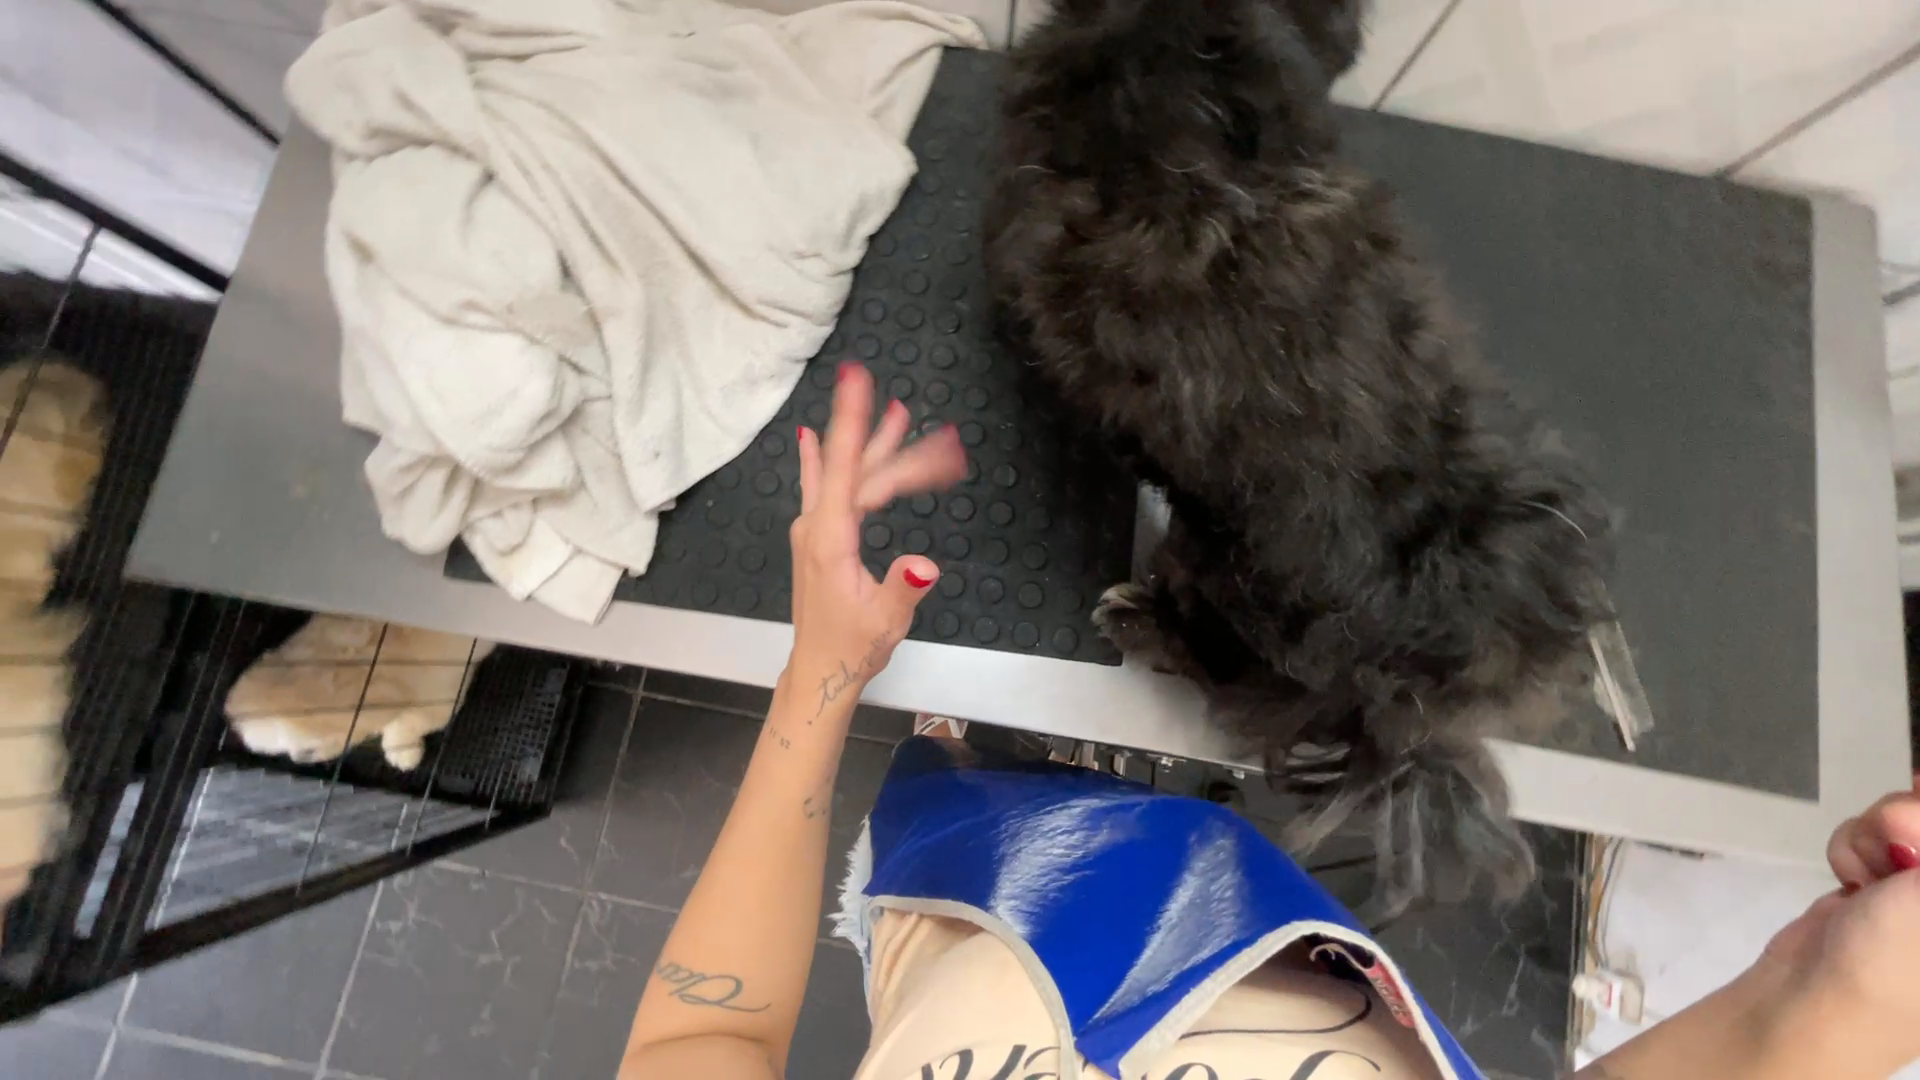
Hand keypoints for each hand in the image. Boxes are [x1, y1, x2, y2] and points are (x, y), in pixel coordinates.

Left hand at [780, 362, 965, 717]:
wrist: (819, 668)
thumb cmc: (853, 646)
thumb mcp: (886, 621)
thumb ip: (904, 587)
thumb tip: (926, 563)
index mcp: (832, 539)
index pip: (844, 468)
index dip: (853, 421)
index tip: (856, 380)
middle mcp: (817, 525)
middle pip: (855, 469)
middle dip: (888, 440)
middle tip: (916, 409)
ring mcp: (813, 530)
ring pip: (843, 476)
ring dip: (869, 445)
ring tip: (896, 412)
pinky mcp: (817, 538)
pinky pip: (822, 487)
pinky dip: (820, 460)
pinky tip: (810, 438)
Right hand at [1754, 775, 1919, 1070]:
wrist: (1825, 993)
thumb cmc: (1898, 959)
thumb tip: (1917, 786)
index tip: (1909, 817)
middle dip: (1899, 823)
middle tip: (1894, 856)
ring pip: (1895, 822)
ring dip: (1868, 839)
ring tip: (1867, 880)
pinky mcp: (1888, 881)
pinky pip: (1866, 838)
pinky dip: (1851, 851)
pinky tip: (1854, 881)